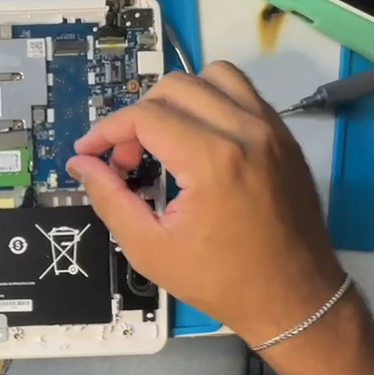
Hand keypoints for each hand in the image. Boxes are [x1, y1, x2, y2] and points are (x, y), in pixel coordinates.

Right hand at [65, 63, 346, 346]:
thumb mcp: (148, 248)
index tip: (87, 153)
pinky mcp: (284, 136)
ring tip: (161, 139)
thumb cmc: (217, 280)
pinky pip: (242, 93)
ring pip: (212, 76)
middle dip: (137, 116)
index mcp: (212, 161)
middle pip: (174, 87)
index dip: (105, 131)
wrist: (292, 297)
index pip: (144, 116)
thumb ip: (109, 198)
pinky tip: (194, 140)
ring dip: (176, 99)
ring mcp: (271, 129)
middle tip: (125, 159)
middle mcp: (245, 132)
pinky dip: (210, 102)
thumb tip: (81, 163)